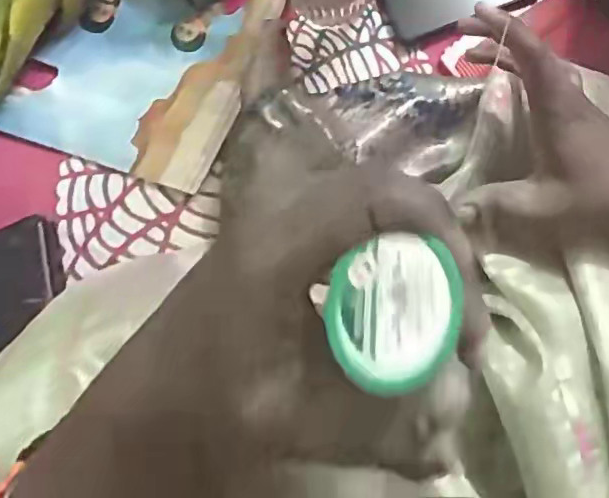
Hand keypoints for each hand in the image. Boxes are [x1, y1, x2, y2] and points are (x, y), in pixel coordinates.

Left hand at [172, 160, 488, 477]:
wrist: (144, 403)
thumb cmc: (210, 411)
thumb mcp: (298, 420)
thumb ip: (387, 412)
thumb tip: (459, 398)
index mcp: (279, 239)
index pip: (379, 195)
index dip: (438, 230)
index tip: (465, 297)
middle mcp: (284, 200)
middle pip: (390, 189)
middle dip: (441, 242)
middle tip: (464, 315)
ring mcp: (284, 198)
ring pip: (380, 193)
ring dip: (422, 241)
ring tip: (443, 305)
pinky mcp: (288, 211)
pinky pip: (361, 207)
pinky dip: (397, 241)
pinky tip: (404, 290)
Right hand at [456, 4, 608, 254]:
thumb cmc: (600, 197)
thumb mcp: (544, 206)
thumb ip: (498, 204)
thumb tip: (456, 209)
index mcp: (555, 103)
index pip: (529, 50)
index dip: (503, 26)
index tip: (477, 9)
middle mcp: (566, 93)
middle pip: (531, 49)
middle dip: (497, 32)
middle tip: (464, 29)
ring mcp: (576, 102)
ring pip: (540, 62)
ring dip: (508, 51)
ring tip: (476, 56)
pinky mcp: (582, 114)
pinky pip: (546, 77)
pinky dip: (523, 69)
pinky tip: (512, 86)